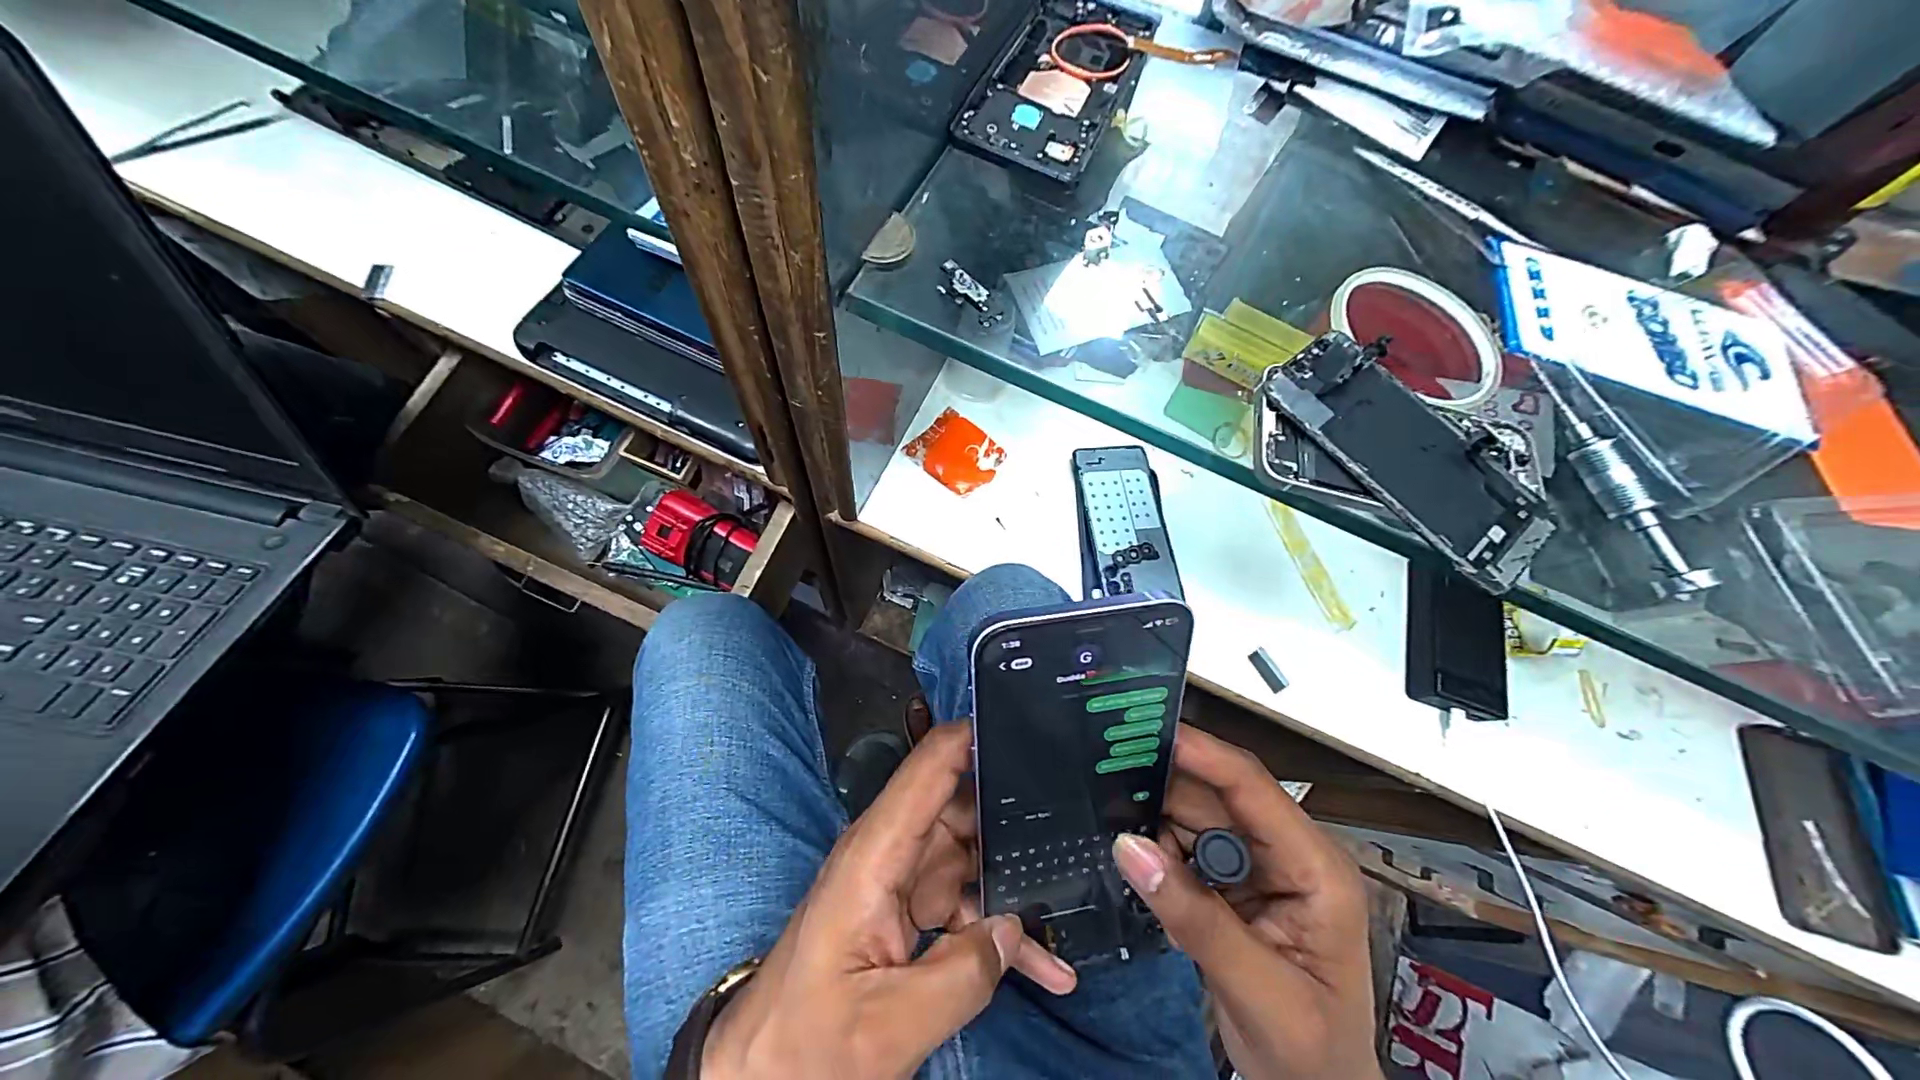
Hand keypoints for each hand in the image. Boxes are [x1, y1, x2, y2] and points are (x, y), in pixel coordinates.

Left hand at [703, 722, 1076, 1079]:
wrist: (762, 1076)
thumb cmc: (807, 1043)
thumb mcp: (890, 1023)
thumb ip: (964, 975)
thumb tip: (1016, 930)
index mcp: (874, 854)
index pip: (927, 770)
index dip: (971, 738)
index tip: (1025, 726)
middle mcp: (888, 854)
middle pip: (960, 808)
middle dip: (1012, 813)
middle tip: (1074, 822)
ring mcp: (899, 885)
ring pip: (970, 857)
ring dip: (1014, 880)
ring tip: (1071, 894)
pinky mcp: (907, 915)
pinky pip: (963, 905)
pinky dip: (999, 928)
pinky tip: (1046, 963)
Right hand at [1111, 725, 1381, 1079]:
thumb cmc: (1310, 1053)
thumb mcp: (1256, 990)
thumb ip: (1193, 916)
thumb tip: (1130, 848)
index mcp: (1314, 868)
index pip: (1251, 788)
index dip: (1199, 752)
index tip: (1144, 729)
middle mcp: (1285, 855)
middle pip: (1215, 796)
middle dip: (1162, 783)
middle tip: (1103, 770)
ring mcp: (1257, 869)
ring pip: (1194, 818)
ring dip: (1154, 819)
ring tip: (1107, 815)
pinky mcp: (1232, 886)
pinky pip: (1185, 849)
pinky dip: (1157, 851)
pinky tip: (1134, 859)